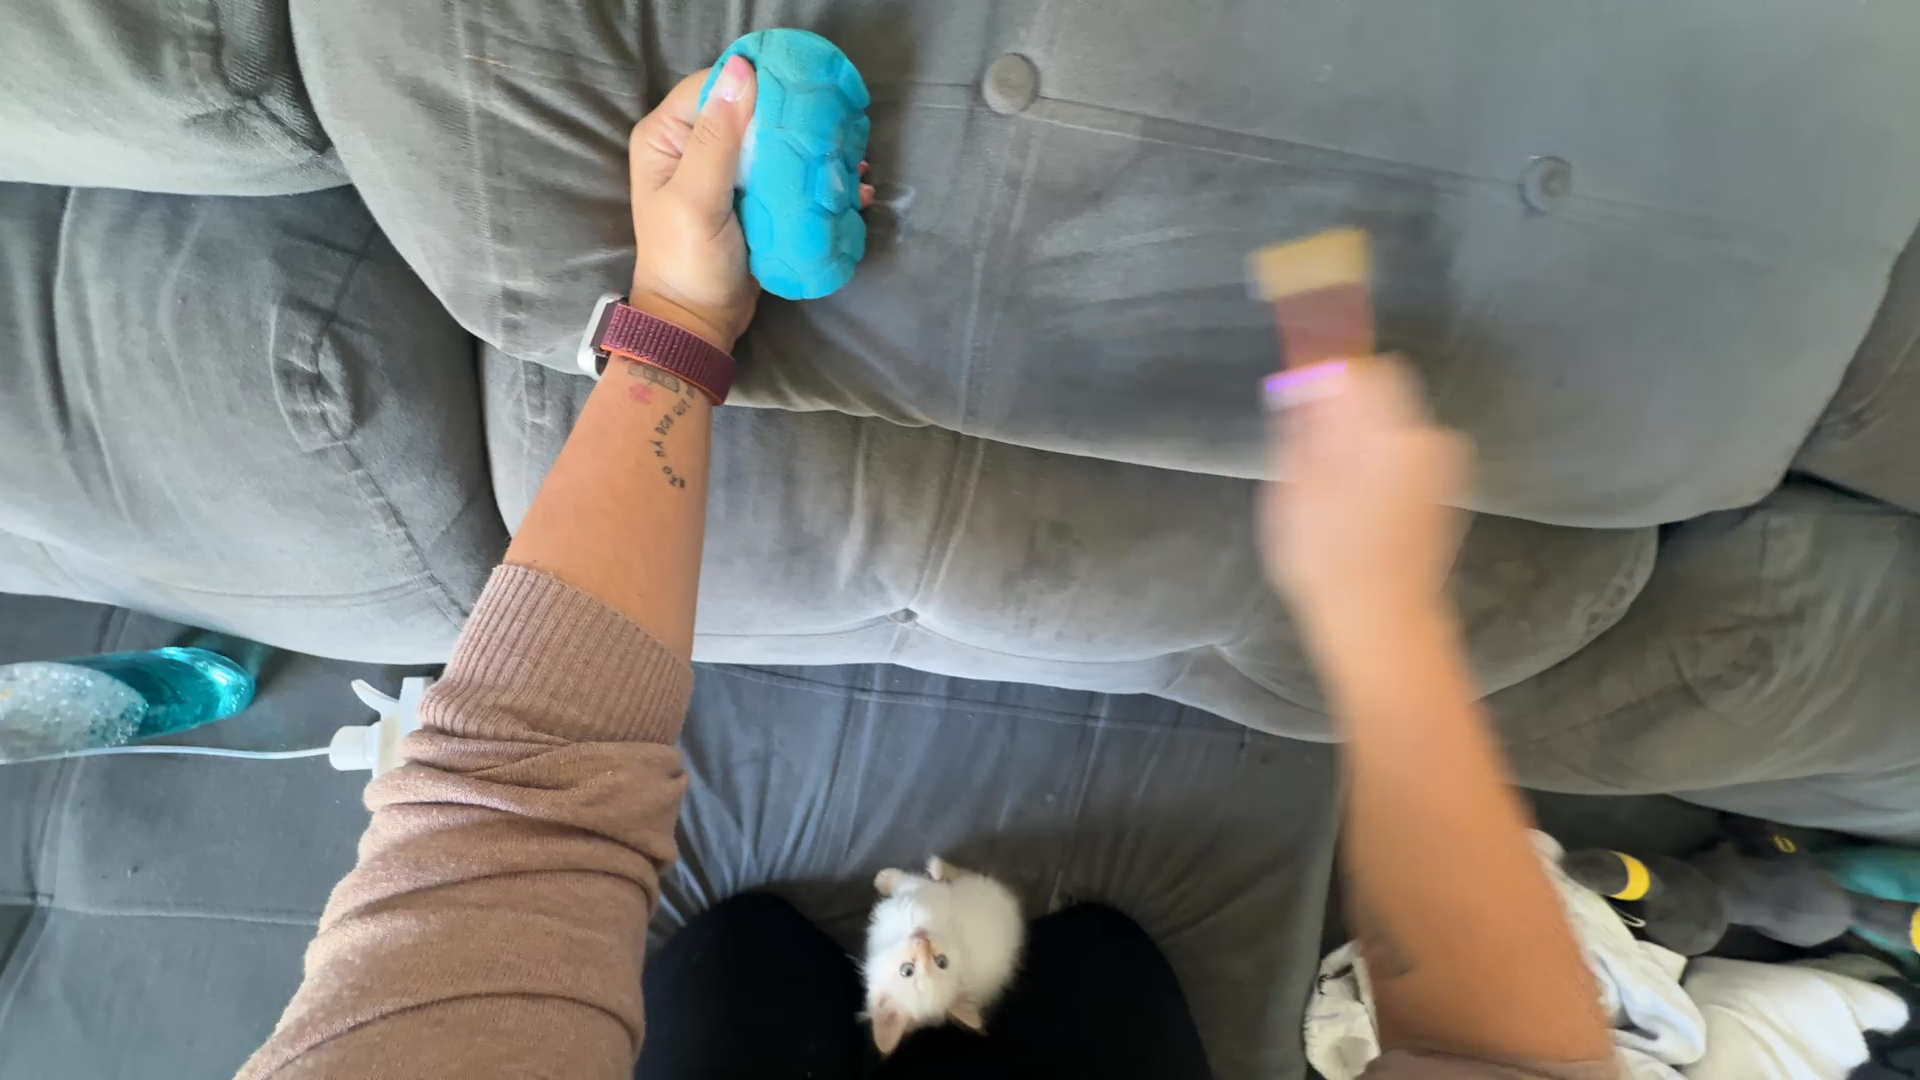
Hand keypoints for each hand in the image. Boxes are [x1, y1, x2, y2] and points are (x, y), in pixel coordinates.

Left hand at [627, 58, 877, 351]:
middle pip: (749, 115)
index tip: (800, 85)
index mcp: (669, 137)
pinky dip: (815, 183)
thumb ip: (718, 139)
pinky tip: (851, 188)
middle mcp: (696, 149)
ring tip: (854, 160)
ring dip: (811, 153)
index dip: (754, 81)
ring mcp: (728, 179)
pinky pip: (786, 181)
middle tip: (836, 123)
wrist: (700, 322)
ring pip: (773, 148)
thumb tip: (742, 70)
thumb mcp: (696, 199)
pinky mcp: (754, 205)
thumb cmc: (688, 262)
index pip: (714, 88)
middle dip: (792, 117)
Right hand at [1259, 356, 1471, 634]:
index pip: (1358, 369)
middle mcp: (1424, 438)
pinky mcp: (1444, 486)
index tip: (1296, 384)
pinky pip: (1405, 446)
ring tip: (1325, 476)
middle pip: (1382, 388)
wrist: (1382, 619)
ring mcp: (1441, 462)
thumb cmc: (1325, 559)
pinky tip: (1352, 495)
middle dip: (1342, 402)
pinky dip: (1376, 452)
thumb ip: (1303, 430)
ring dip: (1358, 429)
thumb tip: (1302, 386)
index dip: (1324, 367)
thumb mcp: (1293, 492)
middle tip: (1306, 439)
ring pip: (1392, 418)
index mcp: (1385, 434)